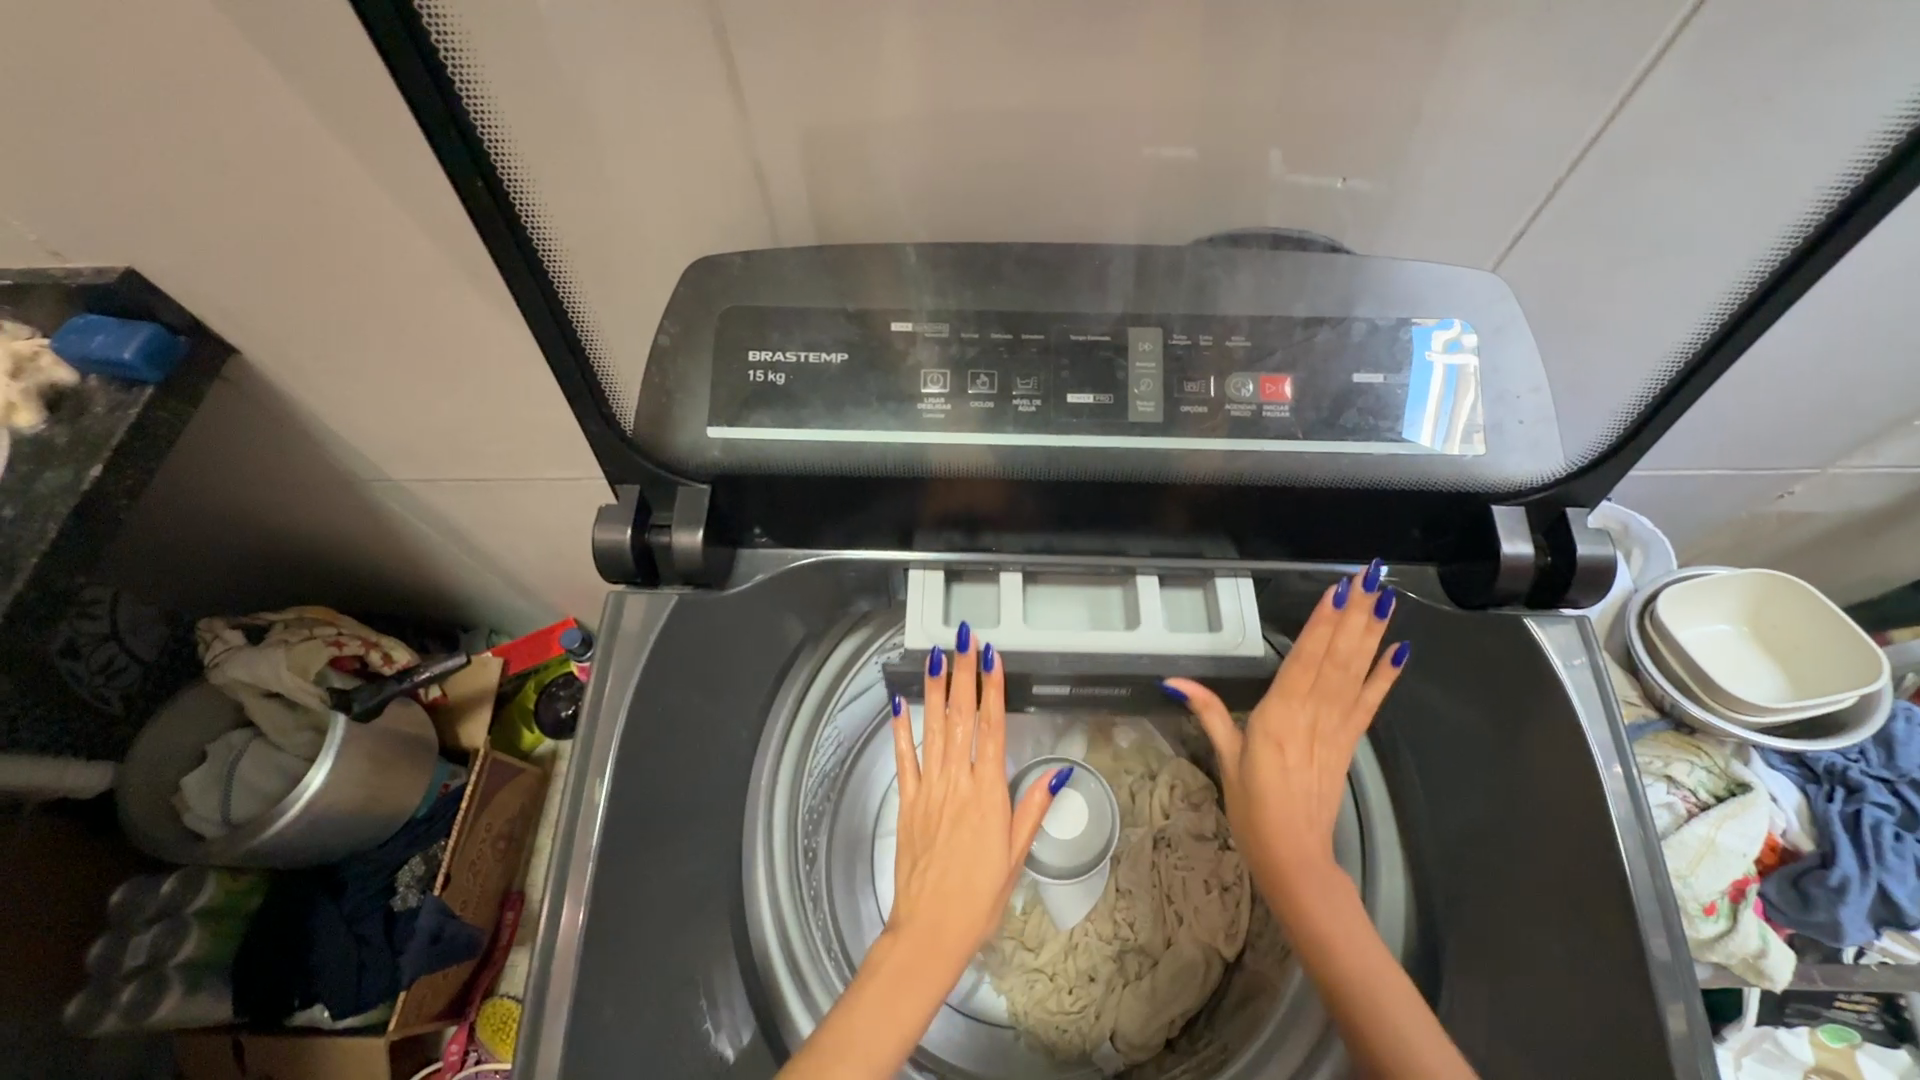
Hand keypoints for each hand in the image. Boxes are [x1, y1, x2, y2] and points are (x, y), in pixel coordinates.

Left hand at [886, 623, 1061, 972]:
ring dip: (935, 690)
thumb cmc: (979, 897)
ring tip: (937, 657)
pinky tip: (900, 703)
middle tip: (963, 640)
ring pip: (933, 730)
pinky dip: (901, 729)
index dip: (992, 689)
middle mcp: (957, 783)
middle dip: (963, 675)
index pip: (991, 729)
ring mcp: (928, 790)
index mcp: (988, 794)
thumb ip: (1032, 809)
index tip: (992, 658)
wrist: (931, 928)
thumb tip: (1060, 773)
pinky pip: (904, 759)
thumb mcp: (1016, 856)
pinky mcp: (907, 802)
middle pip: (961, 718)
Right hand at [1164, 560, 1407, 876]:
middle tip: (1371, 578)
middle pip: (1335, 657)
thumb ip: (1210, 714)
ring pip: (1355, 672)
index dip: (1321, 625)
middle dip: (1353, 615)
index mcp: (1278, 716)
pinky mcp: (1351, 743)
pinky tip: (1399, 651)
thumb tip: (1176, 680)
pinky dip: (1386, 676)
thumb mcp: (1225, 759)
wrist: (1294, 854)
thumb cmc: (1252, 809)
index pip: (1303, 660)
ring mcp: (1336, 728)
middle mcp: (1312, 715)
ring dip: (1372, 634)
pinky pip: (1370, 703)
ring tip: (1385, 599)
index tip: (1337, 592)